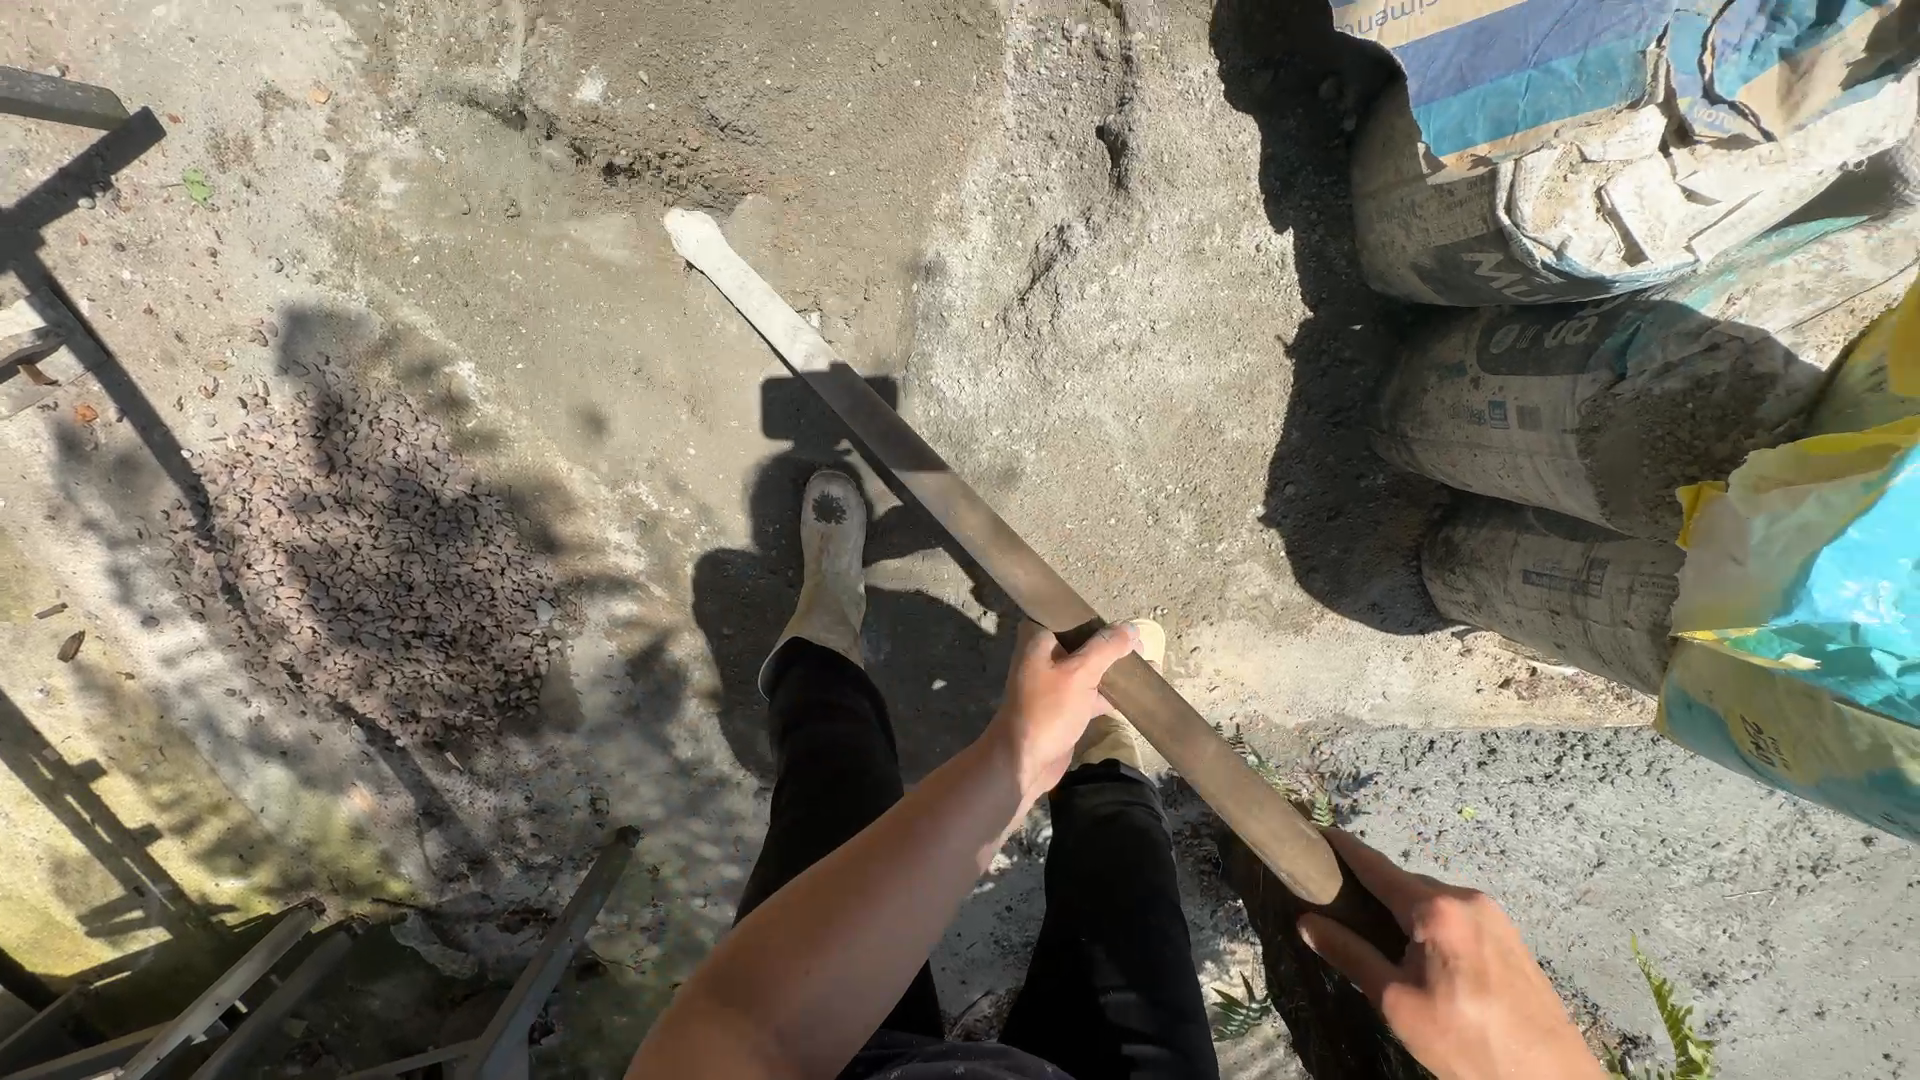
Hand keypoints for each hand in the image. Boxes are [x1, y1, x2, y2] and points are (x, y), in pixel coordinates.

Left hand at [987, 620, 1141, 797]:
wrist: (1024, 761)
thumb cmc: (1048, 710)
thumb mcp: (1079, 673)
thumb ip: (1105, 648)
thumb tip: (1131, 629)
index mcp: (1039, 640)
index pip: (1070, 618)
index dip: (1097, 619)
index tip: (1124, 625)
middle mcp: (1044, 657)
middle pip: (1083, 643)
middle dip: (1112, 645)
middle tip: (1142, 647)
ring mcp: (1054, 683)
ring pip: (1089, 668)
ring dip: (1114, 668)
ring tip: (1147, 664)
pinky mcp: (1064, 707)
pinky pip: (1091, 692)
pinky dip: (1111, 692)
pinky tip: (1136, 693)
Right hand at [1299, 829, 1607, 1079]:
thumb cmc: (1468, 1044)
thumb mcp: (1396, 1003)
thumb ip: (1349, 954)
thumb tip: (1306, 922)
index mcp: (1436, 908)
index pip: (1374, 864)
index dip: (1341, 847)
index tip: (1314, 831)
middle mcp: (1466, 897)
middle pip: (1403, 883)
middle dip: (1372, 892)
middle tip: (1343, 915)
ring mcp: (1494, 915)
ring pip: (1430, 900)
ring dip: (1403, 912)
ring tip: (1384, 944)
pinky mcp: (1511, 937)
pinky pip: (1456, 916)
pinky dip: (1431, 925)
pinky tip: (1426, 958)